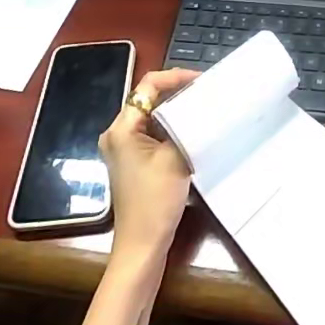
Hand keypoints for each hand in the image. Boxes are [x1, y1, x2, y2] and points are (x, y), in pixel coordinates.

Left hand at [99, 68, 196, 258]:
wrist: (142, 247)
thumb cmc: (155, 201)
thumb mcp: (175, 158)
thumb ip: (186, 127)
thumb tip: (201, 107)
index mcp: (121, 128)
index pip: (148, 86)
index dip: (175, 77)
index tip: (202, 81)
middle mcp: (117, 133)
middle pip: (148, 99)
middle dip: (178, 93)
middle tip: (207, 93)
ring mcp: (123, 148)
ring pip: (152, 117)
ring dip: (176, 112)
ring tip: (204, 108)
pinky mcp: (133, 162)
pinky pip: (152, 134)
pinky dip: (171, 129)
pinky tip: (193, 131)